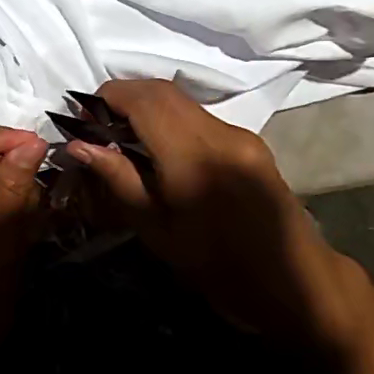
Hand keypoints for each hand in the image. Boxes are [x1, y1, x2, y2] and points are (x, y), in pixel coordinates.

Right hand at [67, 80, 369, 366]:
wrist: (294, 283)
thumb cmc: (219, 270)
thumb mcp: (159, 233)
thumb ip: (120, 180)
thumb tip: (79, 145)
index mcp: (193, 160)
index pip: (144, 101)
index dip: (108, 97)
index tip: (83, 118)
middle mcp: (220, 134)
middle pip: (163, 91)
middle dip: (124, 96)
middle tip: (97, 126)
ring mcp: (240, 134)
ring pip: (182, 101)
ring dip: (147, 106)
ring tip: (123, 137)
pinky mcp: (250, 140)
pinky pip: (200, 116)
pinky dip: (170, 119)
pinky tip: (159, 149)